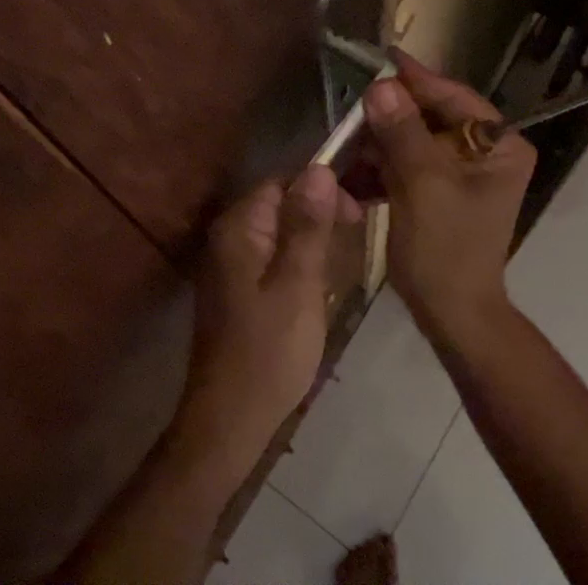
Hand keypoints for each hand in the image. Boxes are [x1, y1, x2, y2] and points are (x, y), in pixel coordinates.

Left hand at [179, 165, 361, 460]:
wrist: (231, 417)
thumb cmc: (269, 350)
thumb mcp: (298, 283)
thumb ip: (308, 225)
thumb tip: (319, 169)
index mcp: (238, 229)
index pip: (281, 182)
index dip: (320, 187)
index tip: (358, 211)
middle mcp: (227, 238)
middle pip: (278, 203)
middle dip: (318, 210)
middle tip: (359, 231)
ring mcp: (229, 266)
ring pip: (277, 232)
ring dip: (311, 235)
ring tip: (346, 253)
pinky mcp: (237, 291)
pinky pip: (272, 257)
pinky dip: (298, 258)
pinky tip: (321, 278)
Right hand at [364, 49, 535, 332]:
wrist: (452, 315)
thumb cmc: (446, 249)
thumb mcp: (423, 185)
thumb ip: (403, 132)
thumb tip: (381, 86)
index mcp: (499, 146)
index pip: (454, 98)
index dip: (414, 80)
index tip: (378, 60)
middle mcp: (487, 153)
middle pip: (432, 117)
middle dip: (389, 115)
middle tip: (351, 103)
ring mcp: (463, 175)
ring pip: (415, 141)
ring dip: (380, 142)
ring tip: (344, 138)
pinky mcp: (440, 194)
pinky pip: (408, 166)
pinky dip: (382, 167)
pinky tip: (352, 168)